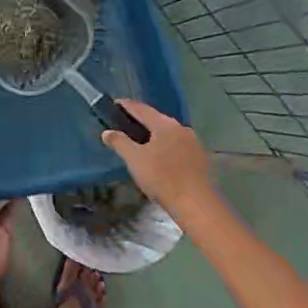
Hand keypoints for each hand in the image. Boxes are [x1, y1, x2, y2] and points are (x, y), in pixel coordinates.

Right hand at [99, 100, 214, 215]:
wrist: (195, 203)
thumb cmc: (162, 178)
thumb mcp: (135, 159)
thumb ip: (120, 143)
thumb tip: (107, 132)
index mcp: (165, 125)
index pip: (142, 109)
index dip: (127, 106)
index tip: (116, 103)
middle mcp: (182, 128)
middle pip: (158, 120)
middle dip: (142, 121)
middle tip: (127, 124)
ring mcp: (193, 143)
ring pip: (169, 134)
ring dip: (155, 136)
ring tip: (142, 143)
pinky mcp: (199, 158)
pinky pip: (178, 147)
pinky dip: (166, 148)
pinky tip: (160, 158)